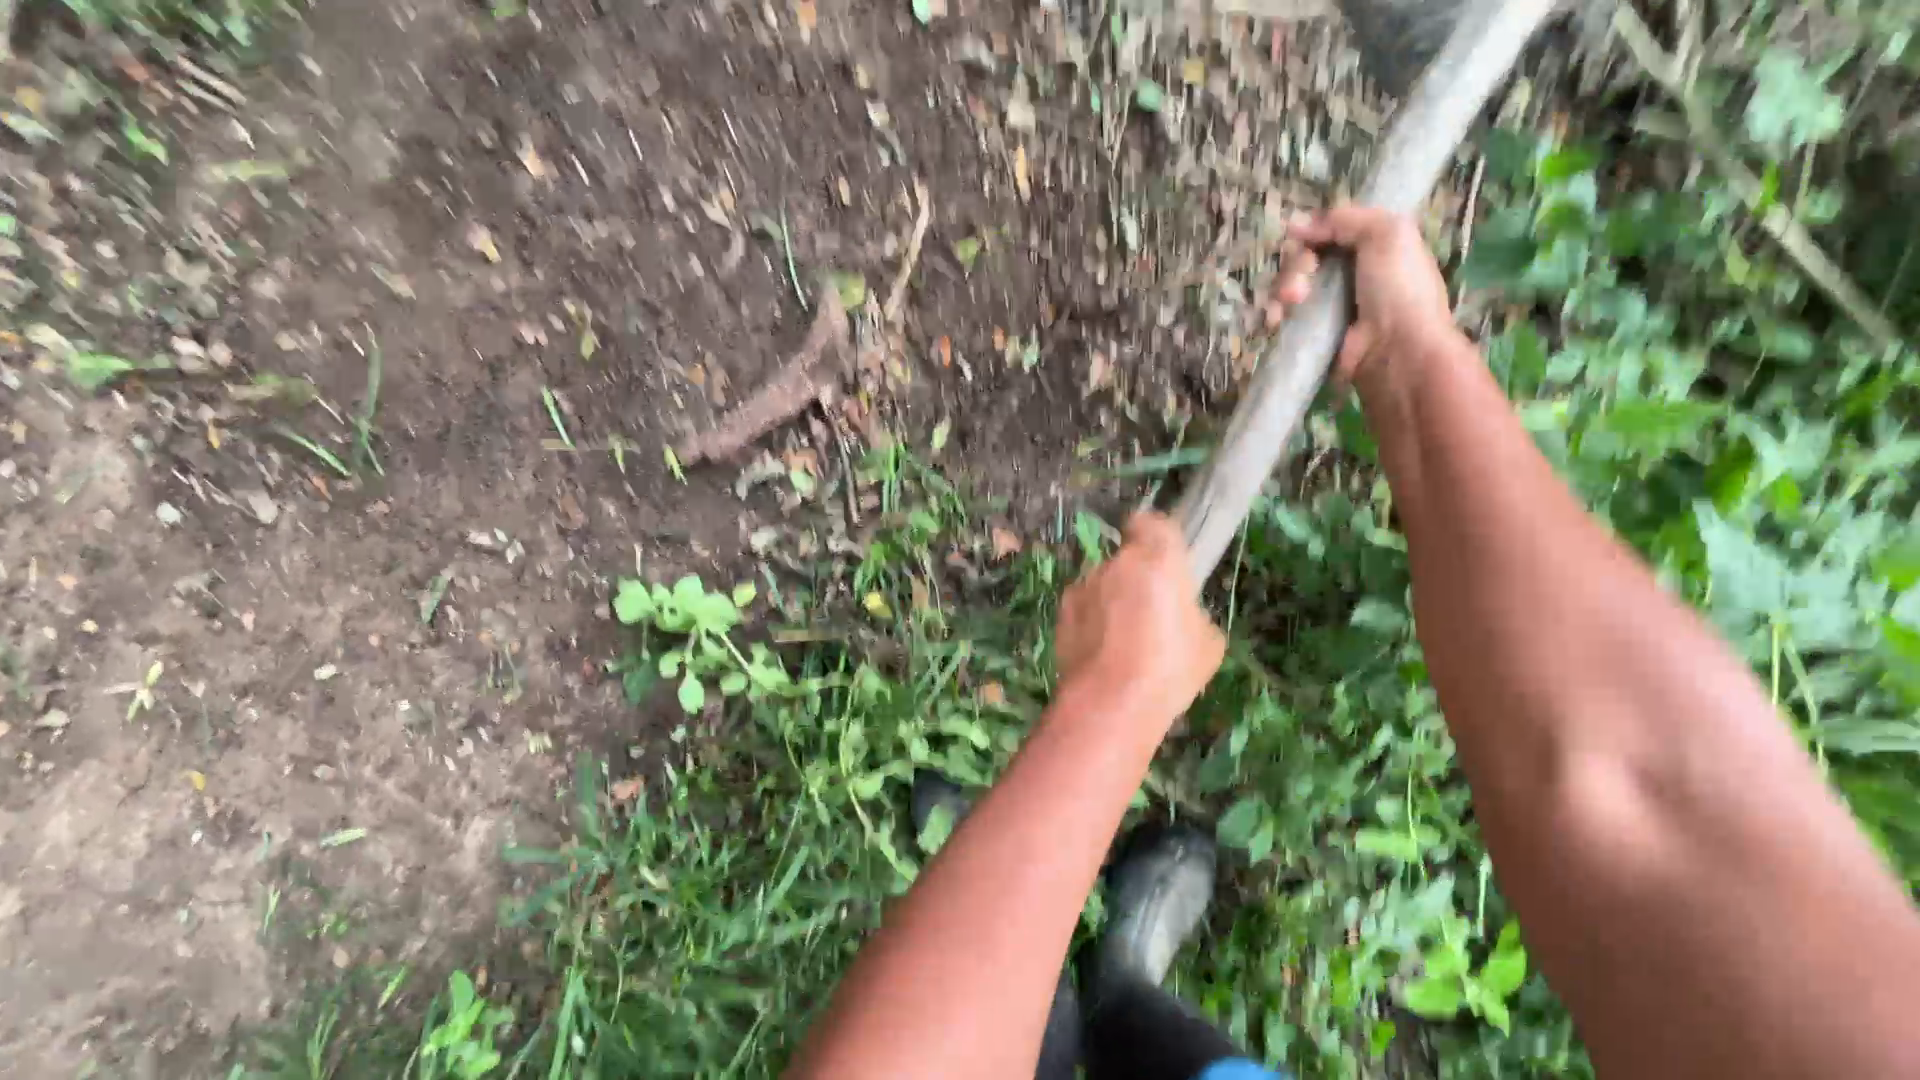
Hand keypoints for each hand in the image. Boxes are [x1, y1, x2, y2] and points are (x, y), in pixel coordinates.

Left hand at [1054, 513, 1225, 724]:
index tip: (1162, 556)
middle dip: (1137, 578)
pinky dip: (1091, 619)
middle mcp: (1118, 563)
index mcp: (1159, 559)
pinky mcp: (1062, 610)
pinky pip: (1084, 605)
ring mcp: (1085, 585)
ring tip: (1123, 640)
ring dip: (1112, 600)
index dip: (1155, 535)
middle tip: (1150, 612)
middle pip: (1128, 558)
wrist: (1111, 701)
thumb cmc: (1169, 669)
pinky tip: (1101, 651)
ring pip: (1104, 583)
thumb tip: (1181, 616)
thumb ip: (1192, 614)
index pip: (1153, 523)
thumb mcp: (1207, 643)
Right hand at [1265, 205, 1456, 385]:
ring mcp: (1326, 304)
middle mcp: (1346, 273)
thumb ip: (1346, 218)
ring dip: (1283, 289)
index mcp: (1369, 246)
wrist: (1397, 348)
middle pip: (1302, 256)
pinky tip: (1276, 320)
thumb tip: (1296, 225)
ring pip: (1287, 284)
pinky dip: (1274, 314)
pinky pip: (1282, 314)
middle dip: (1295, 265)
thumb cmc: (1399, 287)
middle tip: (1303, 283)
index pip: (1326, 230)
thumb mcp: (1388, 232)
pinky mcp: (1311, 331)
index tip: (1303, 238)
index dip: (1312, 232)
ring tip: (1293, 303)